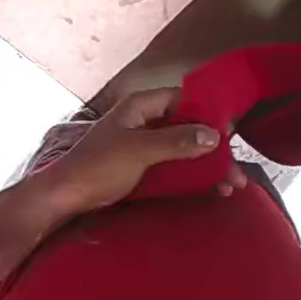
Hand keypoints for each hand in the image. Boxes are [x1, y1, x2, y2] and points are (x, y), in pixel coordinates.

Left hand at [27, 88, 246, 218]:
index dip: (208, 113)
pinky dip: (194, 176)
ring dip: (208, 166)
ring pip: (185, 150)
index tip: (232, 132)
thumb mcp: (139, 151)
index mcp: (141, 107)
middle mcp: (145, 122)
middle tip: (237, 170)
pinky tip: (212, 188)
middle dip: (214, 148)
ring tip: (232, 185)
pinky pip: (175, 167)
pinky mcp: (143, 168)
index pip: (183, 100)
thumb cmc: (96, 168)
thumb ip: (176, 141)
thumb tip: (215, 135)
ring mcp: (145, 146)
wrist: (63, 199)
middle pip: (188, 128)